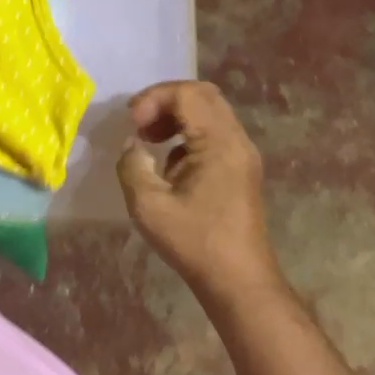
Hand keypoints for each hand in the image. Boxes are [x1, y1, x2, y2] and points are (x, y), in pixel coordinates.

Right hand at [117, 80, 282, 301]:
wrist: (238, 281)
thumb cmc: (194, 242)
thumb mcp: (147, 204)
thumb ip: (132, 164)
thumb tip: (134, 146)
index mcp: (219, 143)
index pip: (187, 93)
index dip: (153, 99)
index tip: (132, 125)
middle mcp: (237, 141)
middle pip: (202, 94)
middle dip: (164, 101)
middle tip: (139, 124)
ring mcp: (243, 155)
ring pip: (209, 111)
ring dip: (175, 115)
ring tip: (149, 139)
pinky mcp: (240, 169)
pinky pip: (213, 131)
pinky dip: (186, 131)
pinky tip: (168, 161)